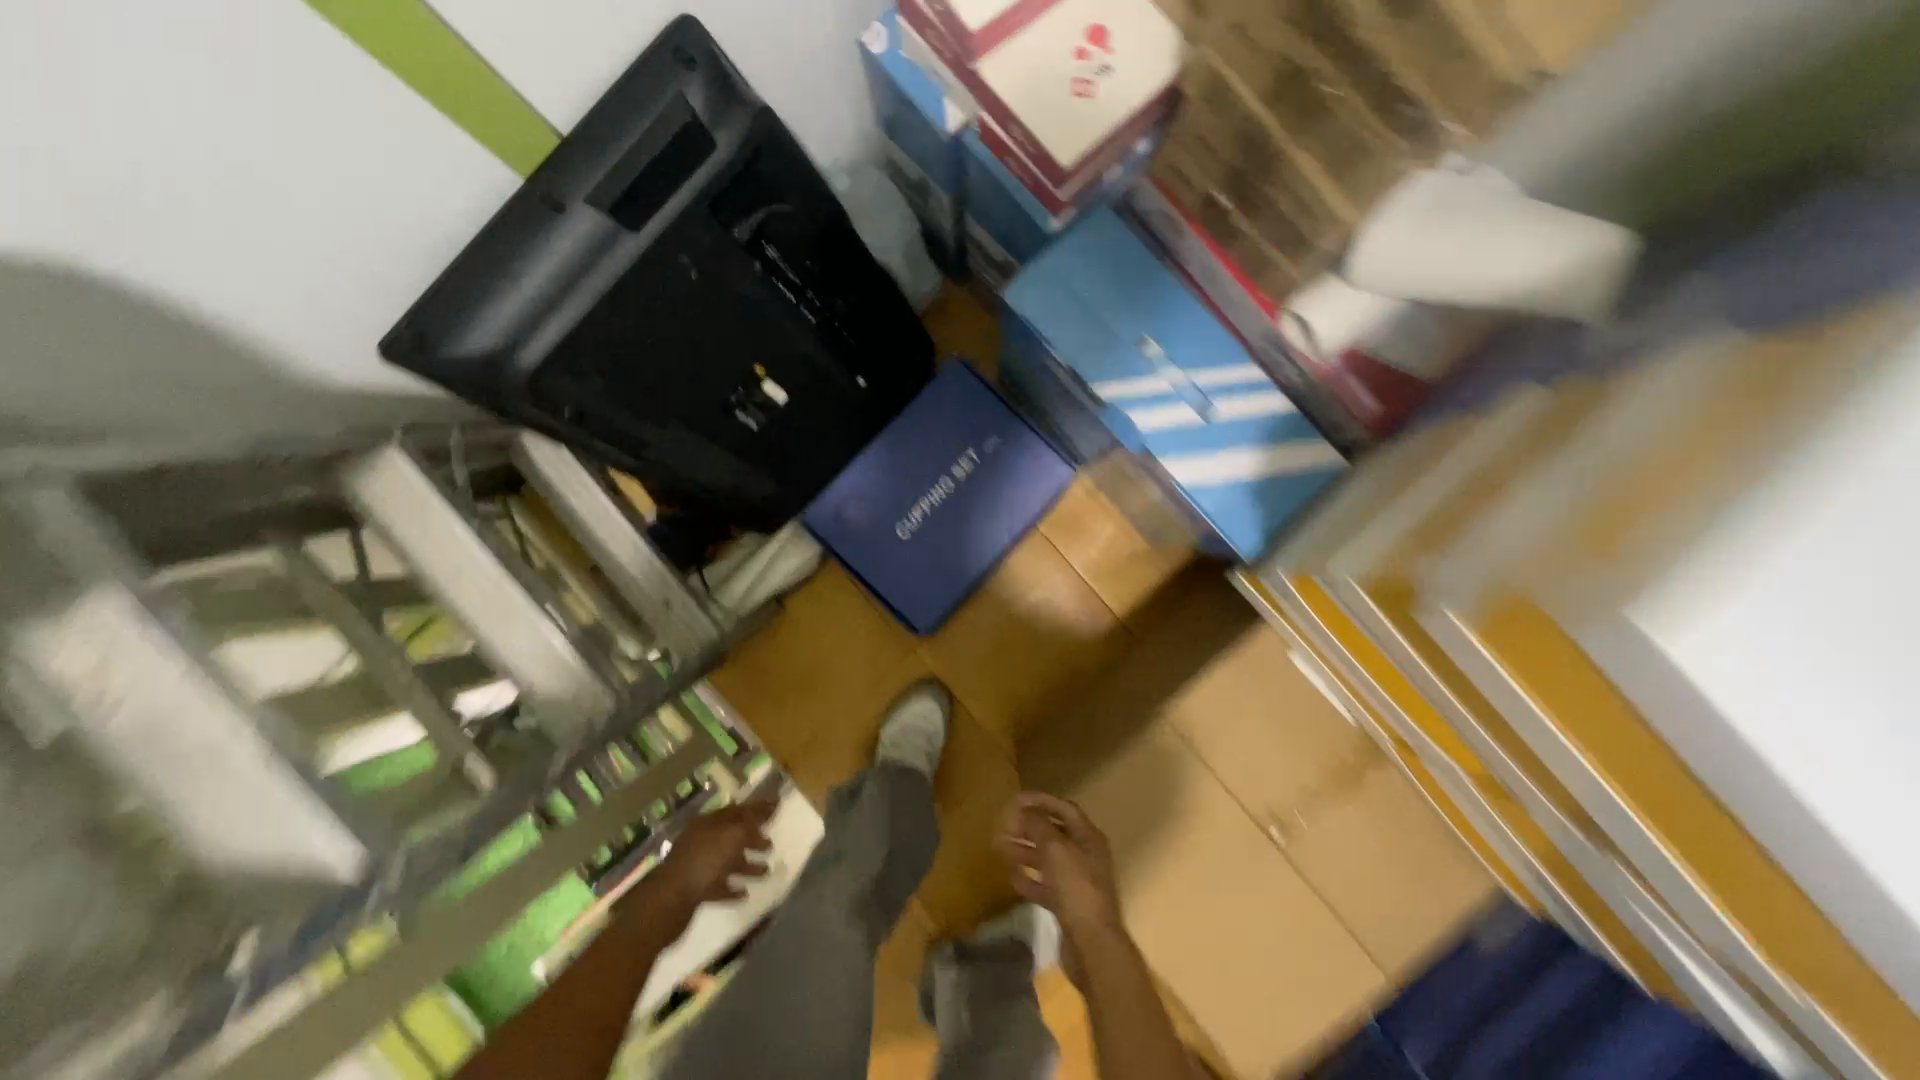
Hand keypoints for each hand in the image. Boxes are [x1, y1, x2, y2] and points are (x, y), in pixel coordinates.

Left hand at [640, 796, 774, 922]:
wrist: (670, 900)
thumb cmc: (704, 861)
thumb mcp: (732, 836)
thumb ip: (750, 824)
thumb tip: (762, 811)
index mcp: (708, 823)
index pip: (737, 810)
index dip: (757, 808)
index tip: (777, 805)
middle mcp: (701, 841)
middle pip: (731, 835)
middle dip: (752, 839)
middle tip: (770, 844)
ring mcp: (696, 866)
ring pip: (726, 862)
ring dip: (746, 865)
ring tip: (765, 871)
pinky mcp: (695, 890)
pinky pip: (718, 886)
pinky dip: (732, 888)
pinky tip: (744, 893)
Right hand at [995, 792, 1124, 946]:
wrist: (1092, 943)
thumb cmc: (1076, 889)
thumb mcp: (1056, 850)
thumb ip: (1039, 826)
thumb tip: (1024, 810)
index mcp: (1088, 838)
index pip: (1064, 809)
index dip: (1040, 801)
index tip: (1014, 801)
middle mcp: (1084, 856)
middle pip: (1054, 834)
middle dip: (1028, 828)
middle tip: (1002, 826)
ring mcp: (1076, 882)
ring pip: (1047, 860)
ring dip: (1024, 852)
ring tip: (999, 848)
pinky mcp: (1067, 906)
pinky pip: (1044, 886)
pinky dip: (1028, 879)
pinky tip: (1011, 877)